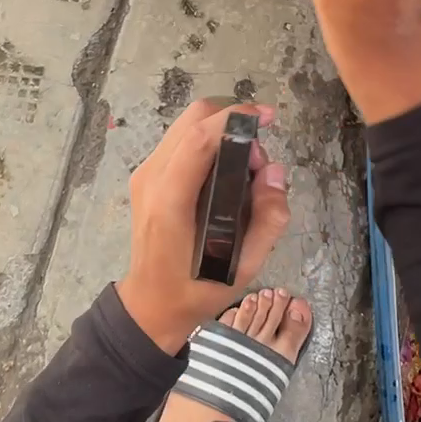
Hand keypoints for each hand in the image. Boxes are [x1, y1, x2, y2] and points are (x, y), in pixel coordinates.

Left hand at [116, 100, 290, 352]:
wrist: (151, 303)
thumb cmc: (196, 289)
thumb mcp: (243, 267)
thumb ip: (267, 219)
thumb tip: (275, 173)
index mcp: (170, 201)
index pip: (200, 138)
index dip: (236, 118)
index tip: (269, 117)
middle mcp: (152, 177)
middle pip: (192, 118)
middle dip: (233, 122)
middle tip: (258, 157)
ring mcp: (146, 173)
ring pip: (186, 123)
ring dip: (222, 130)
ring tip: (245, 166)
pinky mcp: (147, 174)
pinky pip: (181, 139)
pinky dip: (209, 140)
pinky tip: (226, 169)